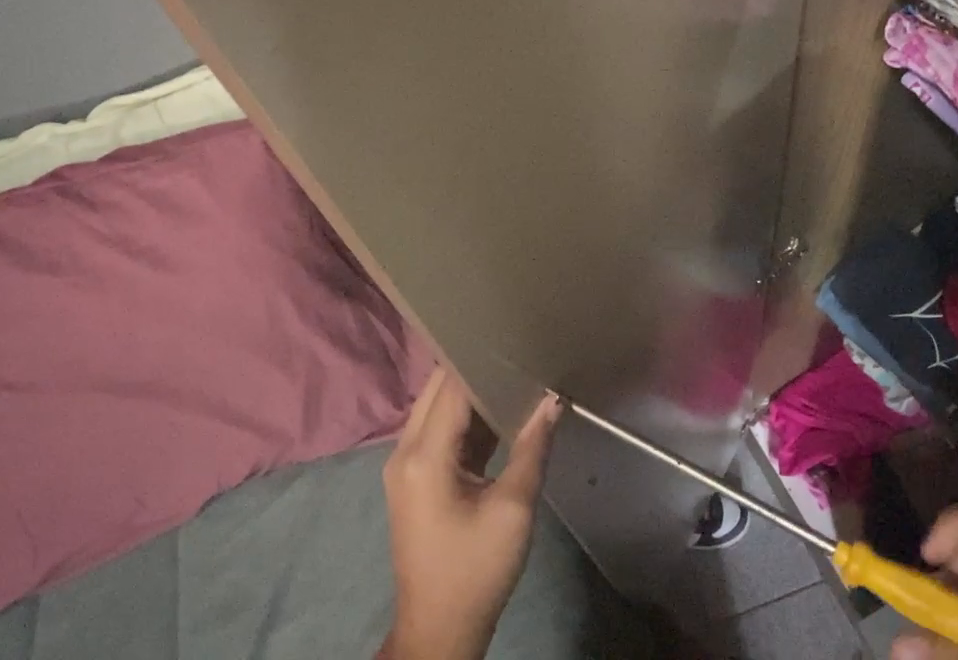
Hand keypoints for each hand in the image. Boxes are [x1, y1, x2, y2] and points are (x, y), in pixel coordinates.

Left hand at [378, 368, 564, 659]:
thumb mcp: (514, 507)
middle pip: (437, 391)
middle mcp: (404, 452)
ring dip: (471, 393)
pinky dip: (468, 418)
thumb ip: (532, 447)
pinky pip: (440, 432)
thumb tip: (553, 399)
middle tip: (515, 345)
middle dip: (473, 368)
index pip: (449, 387)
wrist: (441, 625)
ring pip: (437, 409)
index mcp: (423, 457)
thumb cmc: (476, 567)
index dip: (478, 359)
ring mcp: (406, 466)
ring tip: (515, 369)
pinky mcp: (416, 478)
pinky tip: (502, 408)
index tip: (510, 333)